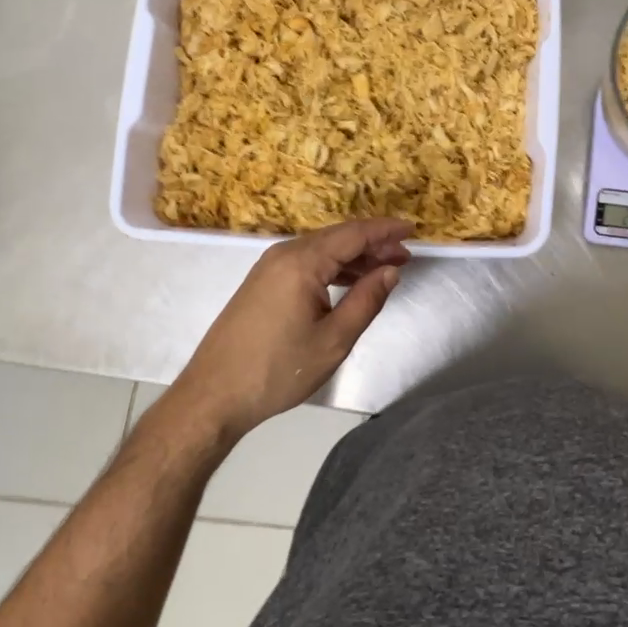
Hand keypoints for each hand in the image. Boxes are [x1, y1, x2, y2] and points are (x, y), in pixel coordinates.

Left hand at [171, 218, 411, 441]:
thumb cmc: (278, 370)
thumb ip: (366, 300)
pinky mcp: (261, 283)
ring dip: (354, 256)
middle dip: (373, 243)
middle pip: (337, 237)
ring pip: (321, 249)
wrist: (214, 395)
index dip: (385, 230)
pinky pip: (306, 262)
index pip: (353, 234)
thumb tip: (390, 271)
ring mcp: (268, 267)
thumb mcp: (333, 340)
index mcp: (302, 262)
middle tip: (404, 255)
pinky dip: (332, 267)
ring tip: (384, 269)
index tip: (413, 230)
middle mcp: (284, 254)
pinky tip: (349, 281)